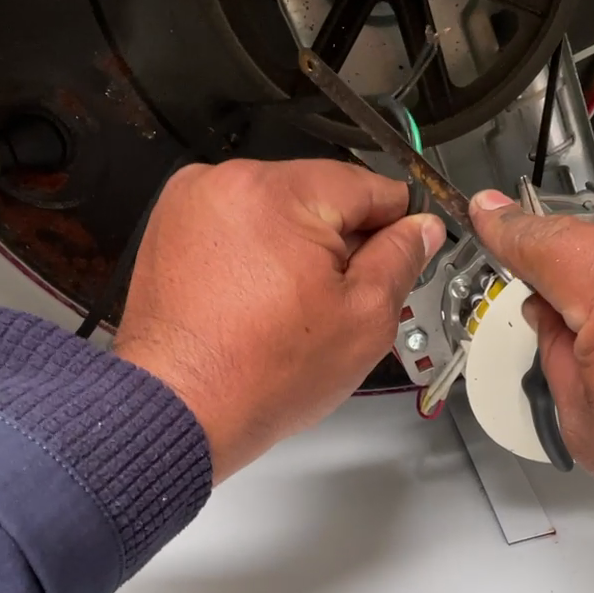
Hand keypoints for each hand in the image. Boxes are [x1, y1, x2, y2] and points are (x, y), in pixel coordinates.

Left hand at [114, 160, 443, 482]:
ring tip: (292, 312)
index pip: (368, 184)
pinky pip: (239, 230)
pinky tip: (260, 305)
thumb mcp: (363, 319)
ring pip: (279, 213)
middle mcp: (227, 182)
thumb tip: (420, 229)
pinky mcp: (173, 229)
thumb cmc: (258, 377)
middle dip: (341, 244)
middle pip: (320, 197)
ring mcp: (193, 203)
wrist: (179, 410)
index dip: (395, 224)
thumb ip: (400, 260)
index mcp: (279, 192)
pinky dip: (258, 259)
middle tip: (341, 302)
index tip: (401, 253)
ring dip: (298, 250)